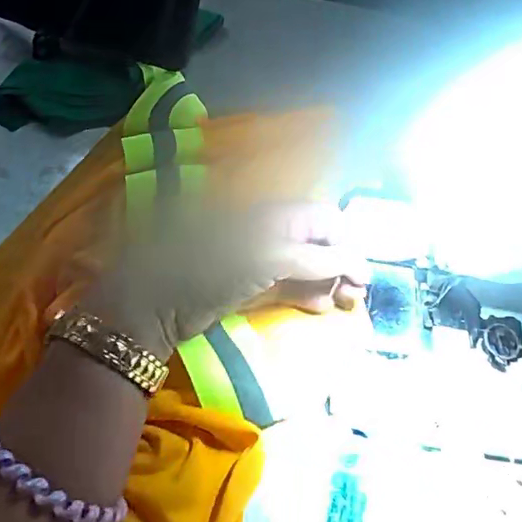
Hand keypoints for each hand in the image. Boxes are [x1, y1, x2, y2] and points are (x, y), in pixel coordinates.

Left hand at [84, 201, 366, 354]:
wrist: (159, 303)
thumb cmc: (214, 269)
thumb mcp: (273, 258)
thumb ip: (321, 261)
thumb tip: (362, 268)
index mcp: (280, 215)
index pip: (329, 221)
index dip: (349, 245)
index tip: (362, 276)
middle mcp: (277, 232)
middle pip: (324, 244)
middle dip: (344, 267)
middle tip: (356, 296)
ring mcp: (267, 259)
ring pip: (312, 267)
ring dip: (332, 283)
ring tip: (343, 304)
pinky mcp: (257, 284)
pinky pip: (295, 285)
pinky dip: (311, 294)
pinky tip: (321, 306)